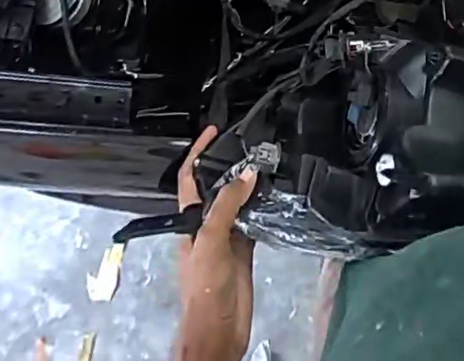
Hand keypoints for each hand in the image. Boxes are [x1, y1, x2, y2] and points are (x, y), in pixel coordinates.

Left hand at [175, 126, 260, 360]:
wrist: (218, 331)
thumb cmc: (204, 286)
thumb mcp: (211, 239)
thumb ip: (227, 205)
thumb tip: (247, 173)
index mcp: (190, 218)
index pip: (190, 175)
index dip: (197, 152)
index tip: (212, 132)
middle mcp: (207, 222)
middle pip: (217, 185)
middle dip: (228, 164)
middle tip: (248, 144)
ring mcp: (226, 235)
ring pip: (237, 201)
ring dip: (248, 184)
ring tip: (264, 162)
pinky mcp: (244, 249)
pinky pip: (252, 220)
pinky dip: (262, 207)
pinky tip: (273, 195)